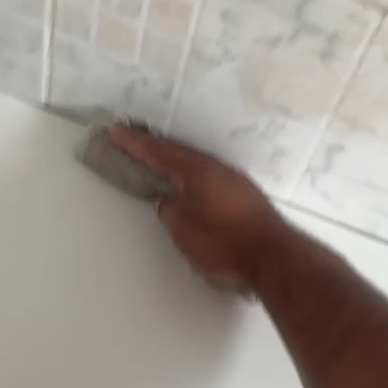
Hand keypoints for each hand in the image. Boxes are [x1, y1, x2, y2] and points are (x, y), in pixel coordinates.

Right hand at [108, 126, 291, 290]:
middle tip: (133, 142)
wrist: (272, 256)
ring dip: (175, 162)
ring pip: (197, 165)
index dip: (135, 143)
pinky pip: (209, 177)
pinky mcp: (245, 196)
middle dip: (155, 148)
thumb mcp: (182, 229)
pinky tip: (189, 186)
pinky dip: (192, 177)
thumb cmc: (222, 242)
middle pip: (179, 153)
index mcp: (197, 171)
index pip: (159, 153)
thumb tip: (166, 199)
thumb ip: (169, 209)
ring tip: (159, 163)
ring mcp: (234, 180)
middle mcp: (216, 168)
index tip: (114, 130)